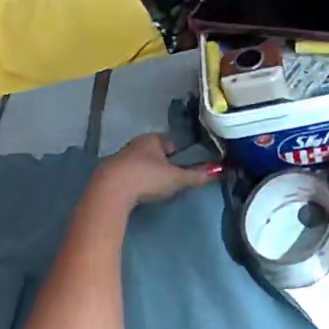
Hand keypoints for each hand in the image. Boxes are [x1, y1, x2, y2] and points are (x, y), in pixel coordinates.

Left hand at [91, 134, 218, 206]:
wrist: (110, 190)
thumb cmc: (147, 178)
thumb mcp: (176, 178)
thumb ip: (197, 176)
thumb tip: (219, 172)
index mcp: (153, 139)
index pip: (173, 142)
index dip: (182, 153)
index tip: (187, 166)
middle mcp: (137, 143)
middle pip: (156, 152)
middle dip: (165, 163)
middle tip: (174, 178)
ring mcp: (122, 156)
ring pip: (142, 162)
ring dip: (150, 171)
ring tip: (157, 186)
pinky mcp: (111, 171)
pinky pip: (130, 173)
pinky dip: (137, 179)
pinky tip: (140, 190)